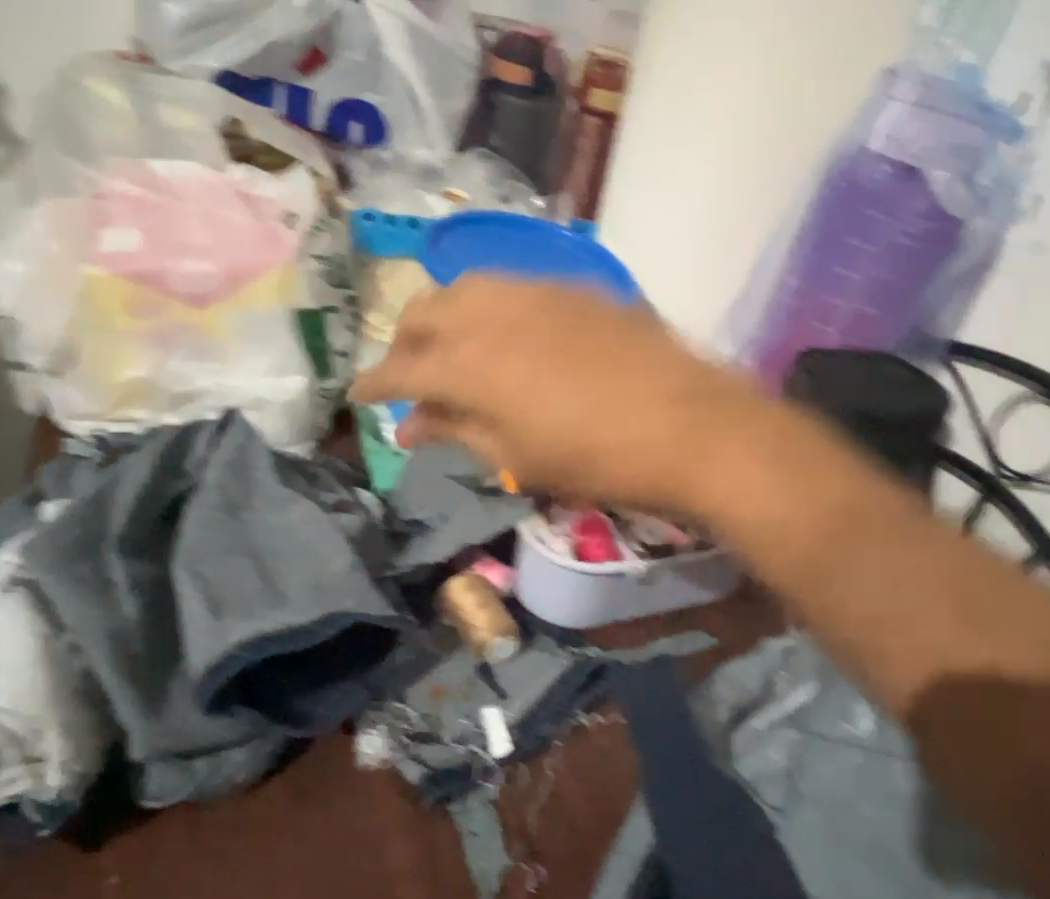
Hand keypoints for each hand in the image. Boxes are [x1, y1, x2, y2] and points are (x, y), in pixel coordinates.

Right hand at [348, 275, 772, 512]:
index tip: (358, 398)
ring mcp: (536, 291)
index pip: (400, 369)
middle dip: (404, 346)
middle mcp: (491, 312)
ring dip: (444, 318)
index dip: (373, 385)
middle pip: (424, 314)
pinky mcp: (575, 287)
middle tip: (409, 380)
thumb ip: (458, 433)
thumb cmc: (597, 461)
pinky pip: (510, 286)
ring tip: (453, 352)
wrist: (691, 427)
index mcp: (468, 363)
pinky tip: (505, 336)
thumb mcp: (518, 459)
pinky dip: (488, 308)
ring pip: (465, 289)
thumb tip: (412, 426)